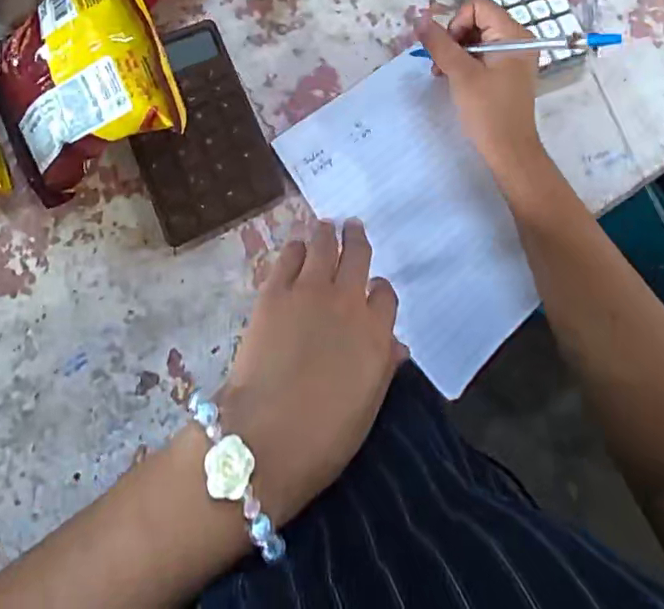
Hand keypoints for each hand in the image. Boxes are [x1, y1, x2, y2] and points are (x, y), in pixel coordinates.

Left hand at [218, 220, 405, 523]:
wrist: (267, 435)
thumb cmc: (324, 436)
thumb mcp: (367, 405)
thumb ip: (383, 366)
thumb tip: (395, 345)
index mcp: (376, 334)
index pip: (385, 294)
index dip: (378, 289)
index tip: (370, 288)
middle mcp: (347, 302)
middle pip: (357, 256)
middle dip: (356, 239)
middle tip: (352, 227)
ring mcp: (309, 291)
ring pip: (324, 245)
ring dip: (326, 234)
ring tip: (325, 226)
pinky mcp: (274, 291)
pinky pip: (289, 256)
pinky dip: (296, 248)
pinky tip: (296, 247)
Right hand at [416, 0, 541, 169]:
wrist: (508, 150)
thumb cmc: (488, 111)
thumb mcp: (460, 73)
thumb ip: (439, 43)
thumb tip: (419, 19)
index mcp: (514, 34)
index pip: (477, 5)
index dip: (456, 22)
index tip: (448, 50)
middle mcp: (517, 39)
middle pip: (475, 19)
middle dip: (453, 38)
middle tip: (441, 64)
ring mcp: (512, 55)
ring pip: (474, 36)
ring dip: (455, 51)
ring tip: (443, 73)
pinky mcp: (505, 70)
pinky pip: (480, 53)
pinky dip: (463, 61)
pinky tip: (453, 78)